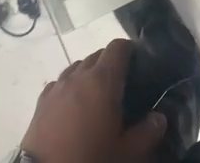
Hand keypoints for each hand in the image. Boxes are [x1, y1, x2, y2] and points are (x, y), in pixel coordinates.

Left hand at [21, 38, 166, 162]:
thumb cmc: (90, 159)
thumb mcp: (128, 153)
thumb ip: (148, 132)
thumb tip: (159, 117)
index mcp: (102, 80)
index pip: (118, 47)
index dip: (131, 51)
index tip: (140, 67)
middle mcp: (79, 75)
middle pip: (98, 55)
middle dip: (112, 64)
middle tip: (123, 88)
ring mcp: (57, 86)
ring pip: (78, 67)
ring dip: (90, 75)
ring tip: (98, 99)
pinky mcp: (41, 101)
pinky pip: (61, 83)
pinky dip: (71, 88)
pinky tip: (74, 109)